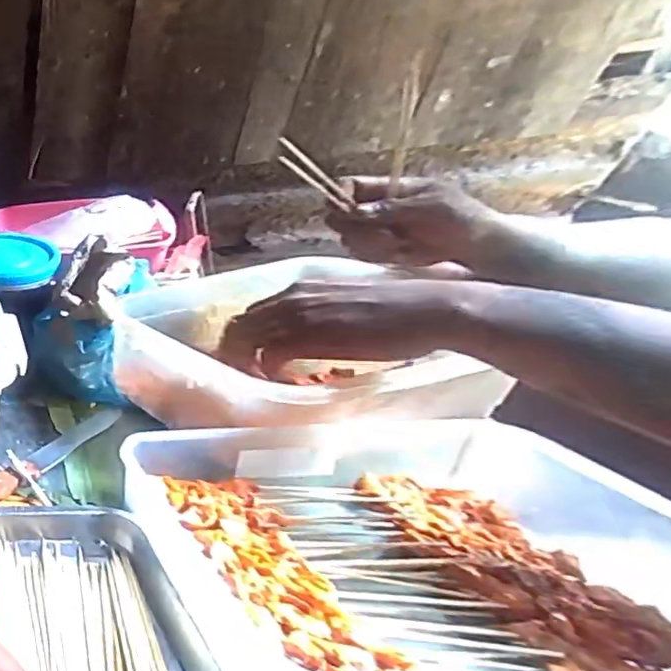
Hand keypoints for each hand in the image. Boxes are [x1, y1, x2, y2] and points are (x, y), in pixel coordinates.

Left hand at [218, 279, 479, 378]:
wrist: (434, 309)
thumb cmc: (401, 310)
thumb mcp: (346, 303)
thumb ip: (321, 312)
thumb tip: (311, 335)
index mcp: (299, 288)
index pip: (252, 312)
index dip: (246, 337)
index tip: (251, 358)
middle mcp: (291, 297)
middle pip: (239, 326)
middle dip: (237, 352)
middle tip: (249, 375)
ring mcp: (297, 314)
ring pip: (246, 340)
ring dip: (248, 364)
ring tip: (262, 382)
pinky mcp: (309, 335)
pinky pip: (268, 356)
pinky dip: (267, 372)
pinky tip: (280, 383)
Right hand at [325, 177, 505, 267]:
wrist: (478, 246)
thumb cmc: (459, 217)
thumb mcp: (428, 204)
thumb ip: (390, 207)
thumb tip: (353, 211)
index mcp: (387, 189)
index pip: (348, 186)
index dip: (339, 197)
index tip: (346, 213)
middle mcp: (374, 208)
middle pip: (339, 215)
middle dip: (356, 228)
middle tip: (383, 234)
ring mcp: (374, 230)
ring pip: (348, 237)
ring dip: (372, 244)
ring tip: (401, 245)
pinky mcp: (378, 250)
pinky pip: (361, 253)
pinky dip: (378, 255)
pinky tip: (402, 253)